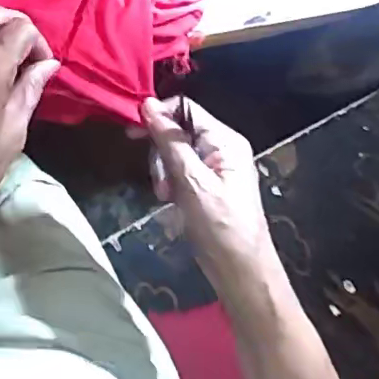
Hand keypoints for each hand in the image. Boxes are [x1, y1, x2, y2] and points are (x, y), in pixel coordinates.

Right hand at [135, 96, 281, 293]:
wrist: (242, 275)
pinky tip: (170, 201)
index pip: (186, 108)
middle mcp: (221, 146)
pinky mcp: (208, 184)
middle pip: (178, 129)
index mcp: (224, 139)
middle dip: (161, 152)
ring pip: (175, 151)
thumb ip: (169, 141)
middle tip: (159, 182)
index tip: (135, 132)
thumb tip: (148, 104)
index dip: (159, 115)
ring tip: (166, 197)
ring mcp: (215, 166)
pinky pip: (181, 169)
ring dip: (164, 171)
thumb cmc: (221, 227)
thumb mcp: (191, 181)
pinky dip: (171, 182)